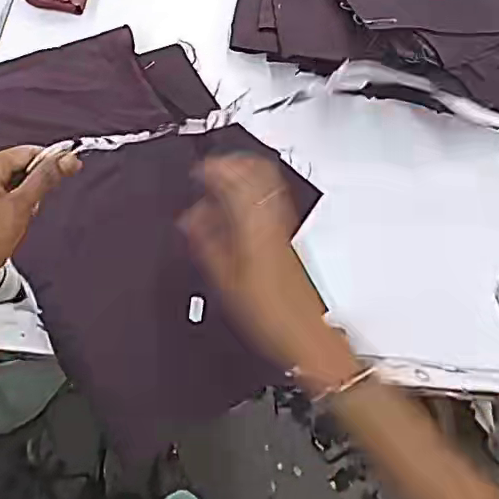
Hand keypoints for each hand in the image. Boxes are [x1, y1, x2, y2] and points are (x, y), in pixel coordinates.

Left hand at [0, 145, 80, 330]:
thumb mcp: (21, 207)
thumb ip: (45, 179)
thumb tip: (64, 160)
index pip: (27, 151)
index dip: (51, 160)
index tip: (70, 166)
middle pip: (17, 167)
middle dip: (32, 186)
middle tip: (32, 207)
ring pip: (8, 185)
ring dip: (20, 201)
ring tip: (15, 222)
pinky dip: (8, 210)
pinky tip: (5, 228)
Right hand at [182, 155, 358, 389]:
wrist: (306, 335)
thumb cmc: (270, 315)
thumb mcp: (225, 281)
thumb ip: (206, 242)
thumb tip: (192, 218)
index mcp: (253, 227)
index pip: (234, 181)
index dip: (214, 169)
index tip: (200, 170)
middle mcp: (273, 220)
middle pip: (257, 172)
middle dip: (232, 163)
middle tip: (213, 167)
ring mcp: (285, 226)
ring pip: (268, 182)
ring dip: (245, 173)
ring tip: (226, 177)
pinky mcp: (290, 235)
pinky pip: (274, 199)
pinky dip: (256, 190)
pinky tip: (244, 202)